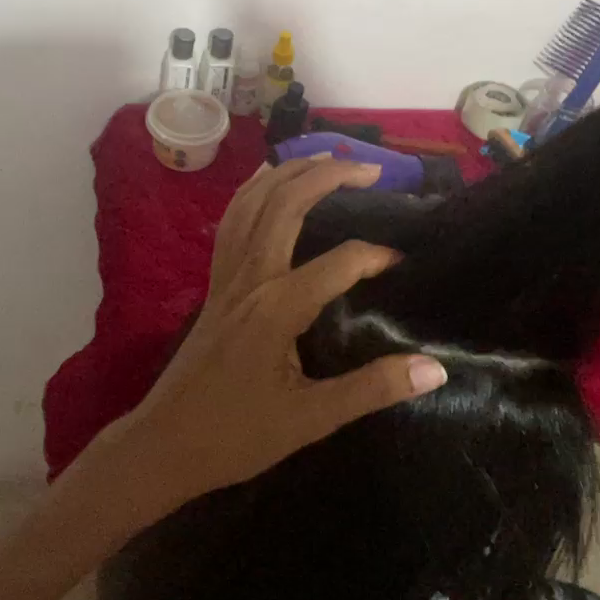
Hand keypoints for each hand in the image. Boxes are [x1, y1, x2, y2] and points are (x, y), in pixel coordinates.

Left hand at [89, 157, 448, 515]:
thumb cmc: (237, 435)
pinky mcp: (214, 281)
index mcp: (277, 307)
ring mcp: (226, 275)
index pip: (338, 264)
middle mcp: (250, 277)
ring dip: (289, 172)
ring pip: (254, 203)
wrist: (164, 443)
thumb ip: (372, 390)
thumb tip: (434, 367)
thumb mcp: (311, 421)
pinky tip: (266, 180)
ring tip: (325, 157)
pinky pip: (232, 220)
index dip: (375, 258)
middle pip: (286, 205)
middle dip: (328, 176)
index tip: (402, 265)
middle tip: (370, 170)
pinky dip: (252, 191)